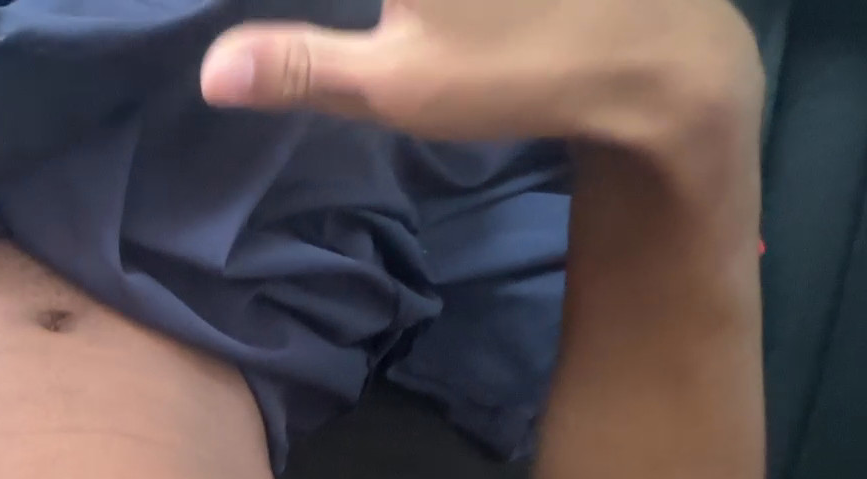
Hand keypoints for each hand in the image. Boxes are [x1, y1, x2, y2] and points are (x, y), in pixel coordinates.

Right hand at [200, 0, 761, 151]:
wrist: (656, 60)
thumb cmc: (514, 73)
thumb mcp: (390, 83)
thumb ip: (296, 66)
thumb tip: (209, 72)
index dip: (265, 4)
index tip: (309, 37)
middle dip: (360, 14)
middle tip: (378, 41)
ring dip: (381, 12)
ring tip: (390, 34)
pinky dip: (403, 5)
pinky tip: (401, 21)